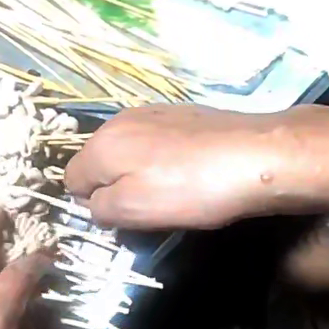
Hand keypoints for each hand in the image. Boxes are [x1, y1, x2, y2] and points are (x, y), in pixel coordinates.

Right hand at [65, 104, 301, 229]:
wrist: (257, 155)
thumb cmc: (190, 189)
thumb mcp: (134, 210)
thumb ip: (99, 208)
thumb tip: (91, 202)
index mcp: (101, 143)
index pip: (71, 180)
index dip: (91, 204)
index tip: (122, 218)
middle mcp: (118, 120)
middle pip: (98, 162)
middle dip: (114, 186)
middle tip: (148, 208)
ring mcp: (151, 111)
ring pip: (127, 151)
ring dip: (139, 173)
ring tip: (173, 190)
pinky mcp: (180, 112)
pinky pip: (154, 141)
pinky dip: (162, 159)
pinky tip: (189, 171)